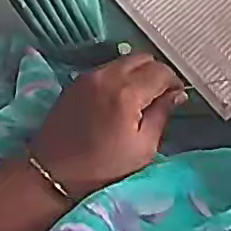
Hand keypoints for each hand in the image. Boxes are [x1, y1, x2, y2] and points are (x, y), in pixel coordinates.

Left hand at [28, 54, 184, 196]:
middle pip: (143, 58)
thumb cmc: (102, 167)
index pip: (161, 71)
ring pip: (124, 60)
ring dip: (137, 72)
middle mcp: (107, 76)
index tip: (176, 96)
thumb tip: (176, 95)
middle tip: (160, 95)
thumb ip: (161, 115)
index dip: (174, 82)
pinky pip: (107, 67)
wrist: (53, 171)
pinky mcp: (77, 80)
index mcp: (126, 93)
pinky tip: (119, 98)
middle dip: (156, 73)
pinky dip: (120, 75)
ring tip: (140, 98)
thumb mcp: (142, 148)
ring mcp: (90, 75)